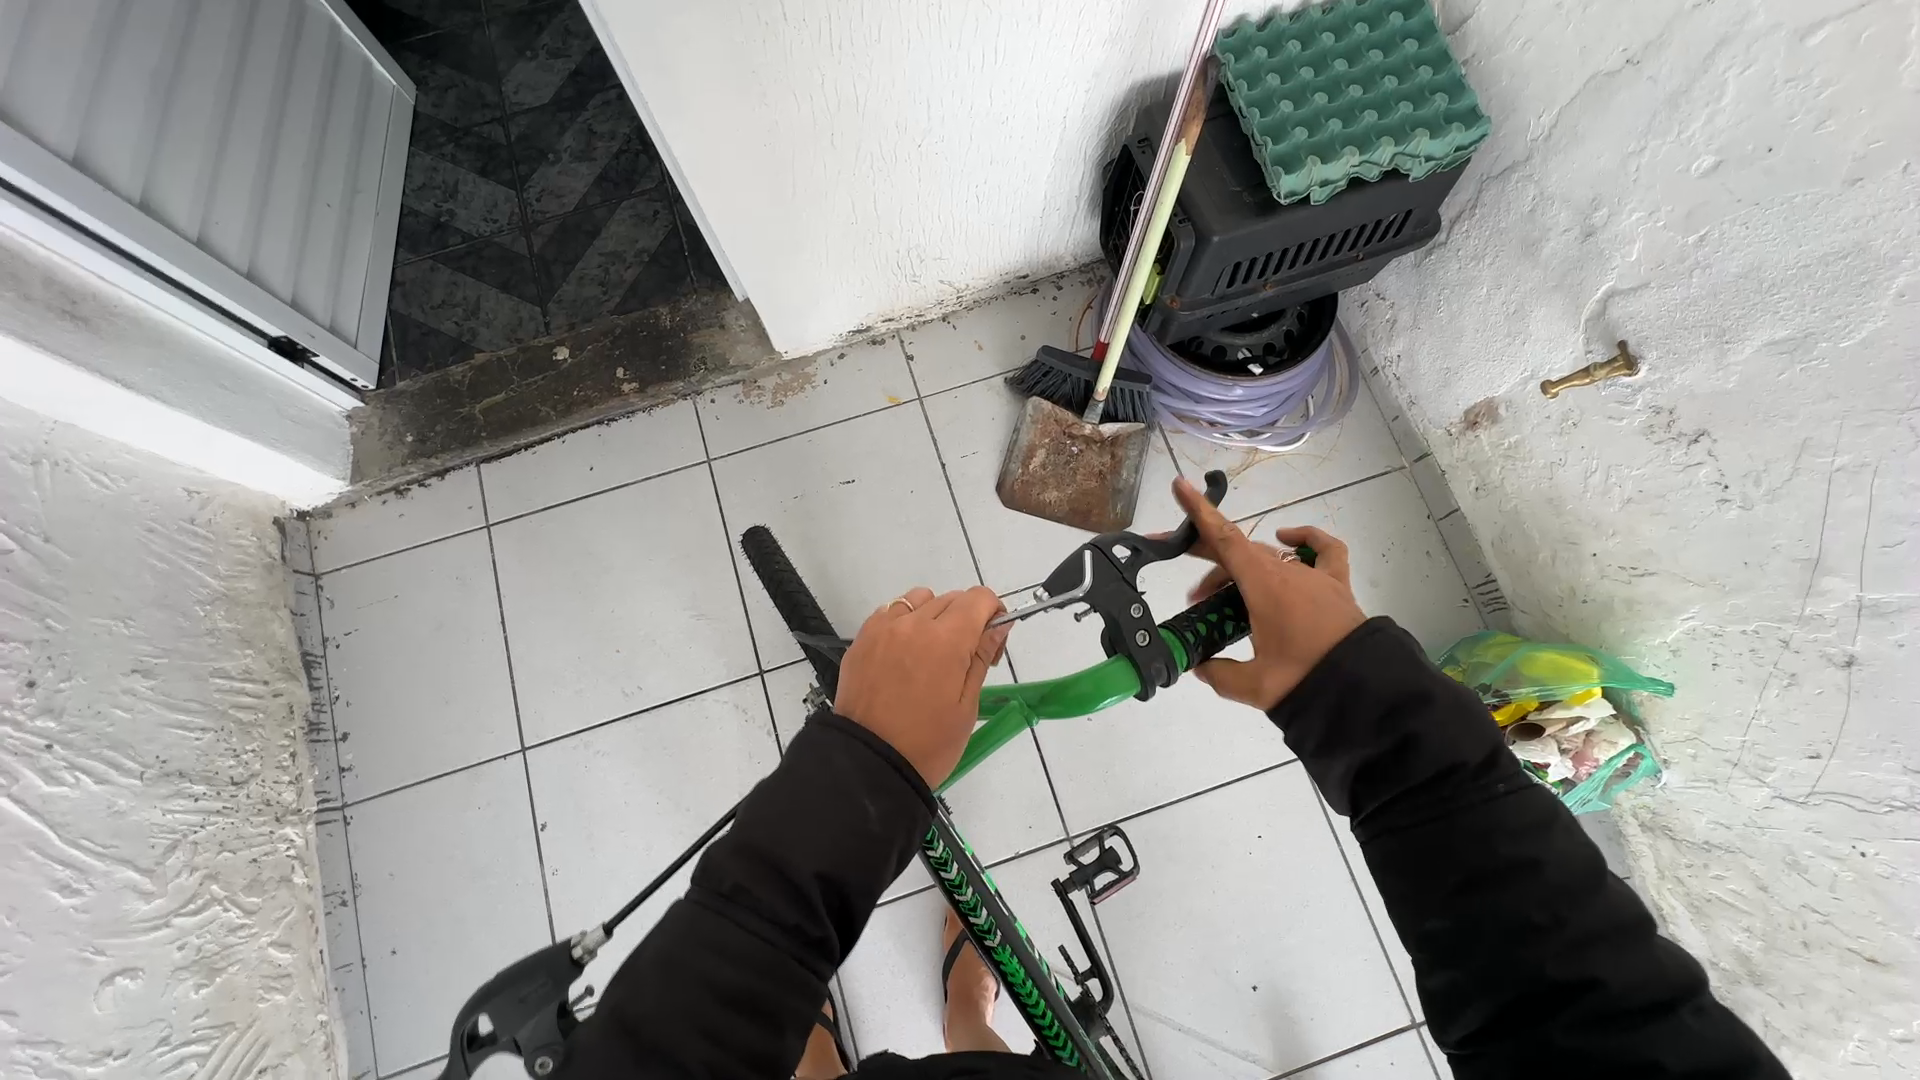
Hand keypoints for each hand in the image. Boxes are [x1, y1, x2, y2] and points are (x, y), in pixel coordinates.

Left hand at [834, 586, 1011, 787]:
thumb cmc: (927, 744)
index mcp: (946, 640)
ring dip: (933, 616)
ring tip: (930, 654)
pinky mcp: (862, 639)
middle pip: (952, 598)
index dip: (993, 614)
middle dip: (967, 620)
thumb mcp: (967, 705)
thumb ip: (982, 657)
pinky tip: (904, 655)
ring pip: (920, 600)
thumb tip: (1000, 625)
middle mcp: (913, 624)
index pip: (979, 599)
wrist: (868, 763)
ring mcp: (883, 628)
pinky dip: (904, 623)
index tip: (991, 642)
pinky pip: (890, 613)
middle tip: (964, 659)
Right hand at [1172, 477, 1366, 709]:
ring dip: (1240, 571)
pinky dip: (1305, 538)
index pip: (1224, 540)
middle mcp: (1287, 572)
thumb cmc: (1305, 680)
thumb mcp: (1254, 686)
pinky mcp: (1336, 585)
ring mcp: (1314, 576)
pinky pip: (1323, 549)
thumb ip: (1220, 675)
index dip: (1199, 512)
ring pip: (1267, 558)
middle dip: (1208, 559)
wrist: (1367, 690)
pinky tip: (1289, 538)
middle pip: (1238, 551)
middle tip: (1192, 593)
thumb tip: (1203, 668)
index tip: (1181, 486)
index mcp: (1264, 586)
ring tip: (1227, 603)